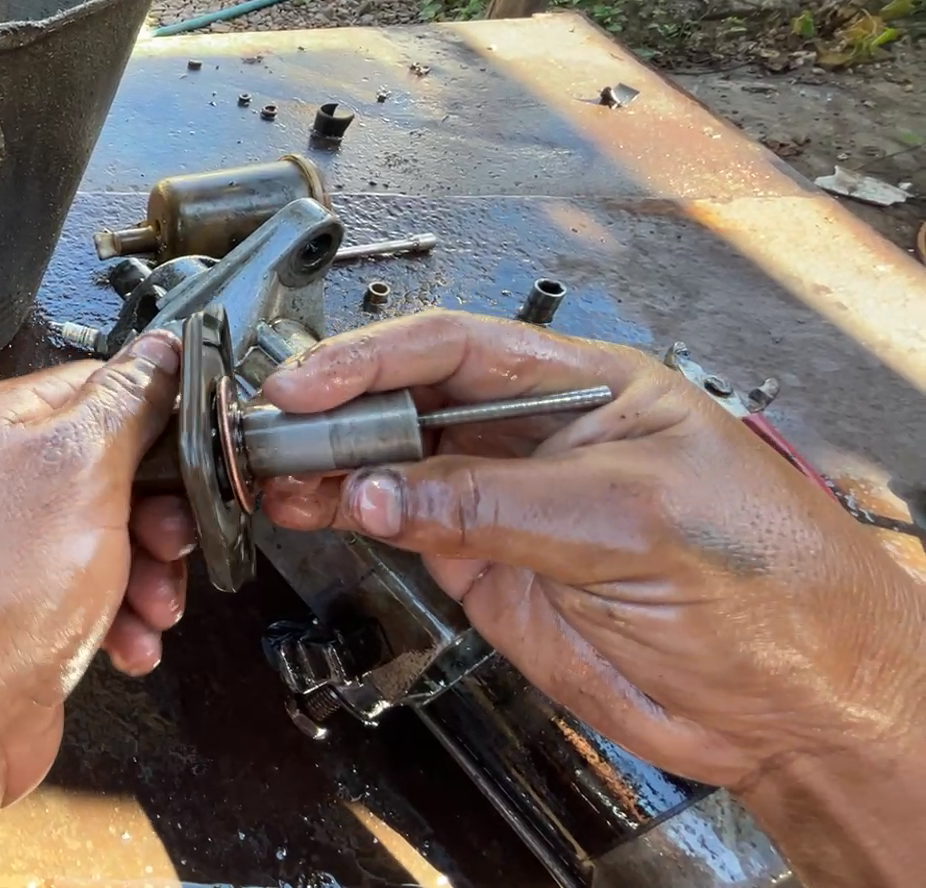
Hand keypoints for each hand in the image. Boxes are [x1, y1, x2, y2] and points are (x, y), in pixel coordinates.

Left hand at [0, 331, 191, 804]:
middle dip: (161, 510)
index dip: (162, 416)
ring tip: (154, 608)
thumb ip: (127, 401)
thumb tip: (161, 342)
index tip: (206, 452)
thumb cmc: (7, 579)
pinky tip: (129, 647)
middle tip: (175, 543)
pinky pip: (98, 590)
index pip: (106, 384)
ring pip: (117, 533)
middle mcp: (9, 473)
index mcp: (12, 421)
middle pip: (119, 465)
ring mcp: (16, 541)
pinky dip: (123, 616)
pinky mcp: (27, 602)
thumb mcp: (81, 468)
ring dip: (151, 572)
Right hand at [258, 311, 925, 798]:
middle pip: (398, 398)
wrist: (797, 717)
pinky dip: (333, 512)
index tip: (305, 384)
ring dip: (319, 463)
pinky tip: (299, 507)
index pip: (449, 347)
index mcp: (574, 387)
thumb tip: (379, 492)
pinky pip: (382, 519)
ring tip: (269, 471)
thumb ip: (492, 502)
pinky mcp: (463, 553)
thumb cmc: (776, 594)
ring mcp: (484, 494)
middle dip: (329, 408)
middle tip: (273, 429)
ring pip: (378, 461)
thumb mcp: (634, 522)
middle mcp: (517, 432)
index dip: (367, 359)